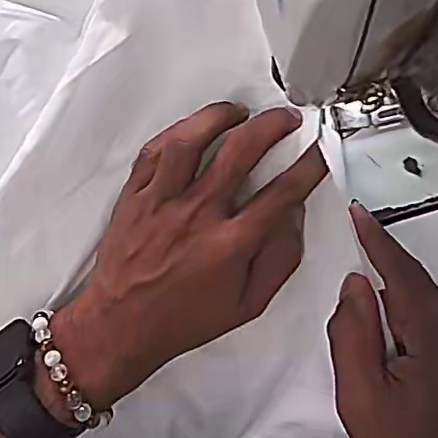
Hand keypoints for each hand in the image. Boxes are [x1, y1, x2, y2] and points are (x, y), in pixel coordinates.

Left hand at [47, 102, 328, 415]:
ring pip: (192, 140)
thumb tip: (293, 221)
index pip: (282, 192)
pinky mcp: (135, 197)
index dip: (308, 166)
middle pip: (242, 151)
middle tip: (285, 120)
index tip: (317, 153)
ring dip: (219, 116)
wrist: (121, 325)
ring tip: (238, 112)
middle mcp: (196, 216)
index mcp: (229, 245)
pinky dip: (176, 132)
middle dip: (272, 126)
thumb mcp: (247, 304)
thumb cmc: (179, 318)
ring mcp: (162, 202)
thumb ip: (279, 261)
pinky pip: (154, 152)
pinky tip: (192, 129)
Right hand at [328, 204, 437, 437]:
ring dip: (404, 327)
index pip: (404, 275)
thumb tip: (356, 286)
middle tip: (352, 315)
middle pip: (420, 297)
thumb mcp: (361, 402)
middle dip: (384, 296)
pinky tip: (410, 381)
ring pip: (435, 320)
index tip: (358, 214)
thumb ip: (354, 334)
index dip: (377, 242)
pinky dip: (424, 343)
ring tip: (383, 372)